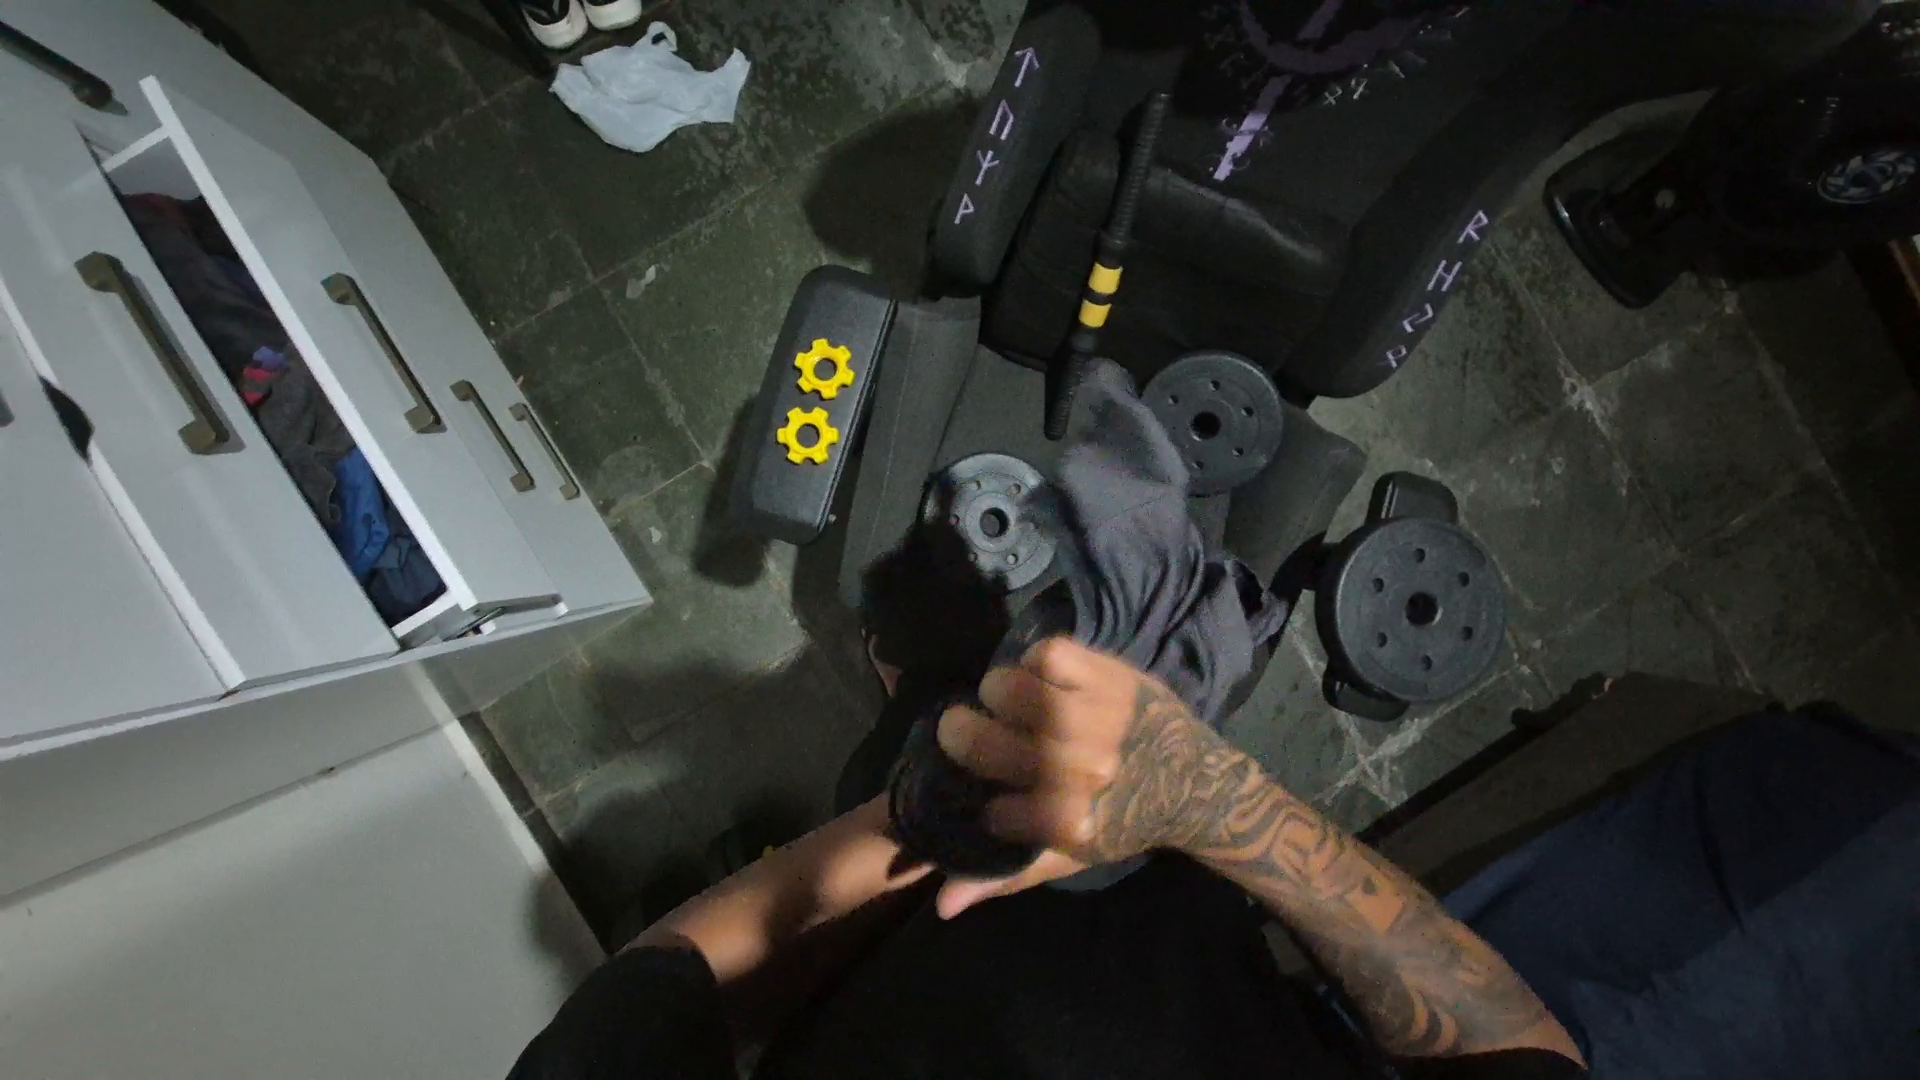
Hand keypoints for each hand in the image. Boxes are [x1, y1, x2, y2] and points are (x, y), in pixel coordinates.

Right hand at [932, 639, 1265, 915]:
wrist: (1199, 784)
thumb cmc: (1127, 822)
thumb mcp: (1070, 857)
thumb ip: (1006, 878)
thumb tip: (942, 904)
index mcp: (1066, 820)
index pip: (987, 807)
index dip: (977, 794)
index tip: (986, 788)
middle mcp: (1076, 769)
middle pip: (982, 743)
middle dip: (960, 734)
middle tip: (965, 728)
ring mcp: (1094, 717)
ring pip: (1008, 688)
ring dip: (997, 693)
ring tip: (1006, 700)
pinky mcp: (1109, 677)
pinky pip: (1047, 654)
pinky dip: (1034, 663)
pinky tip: (1041, 679)